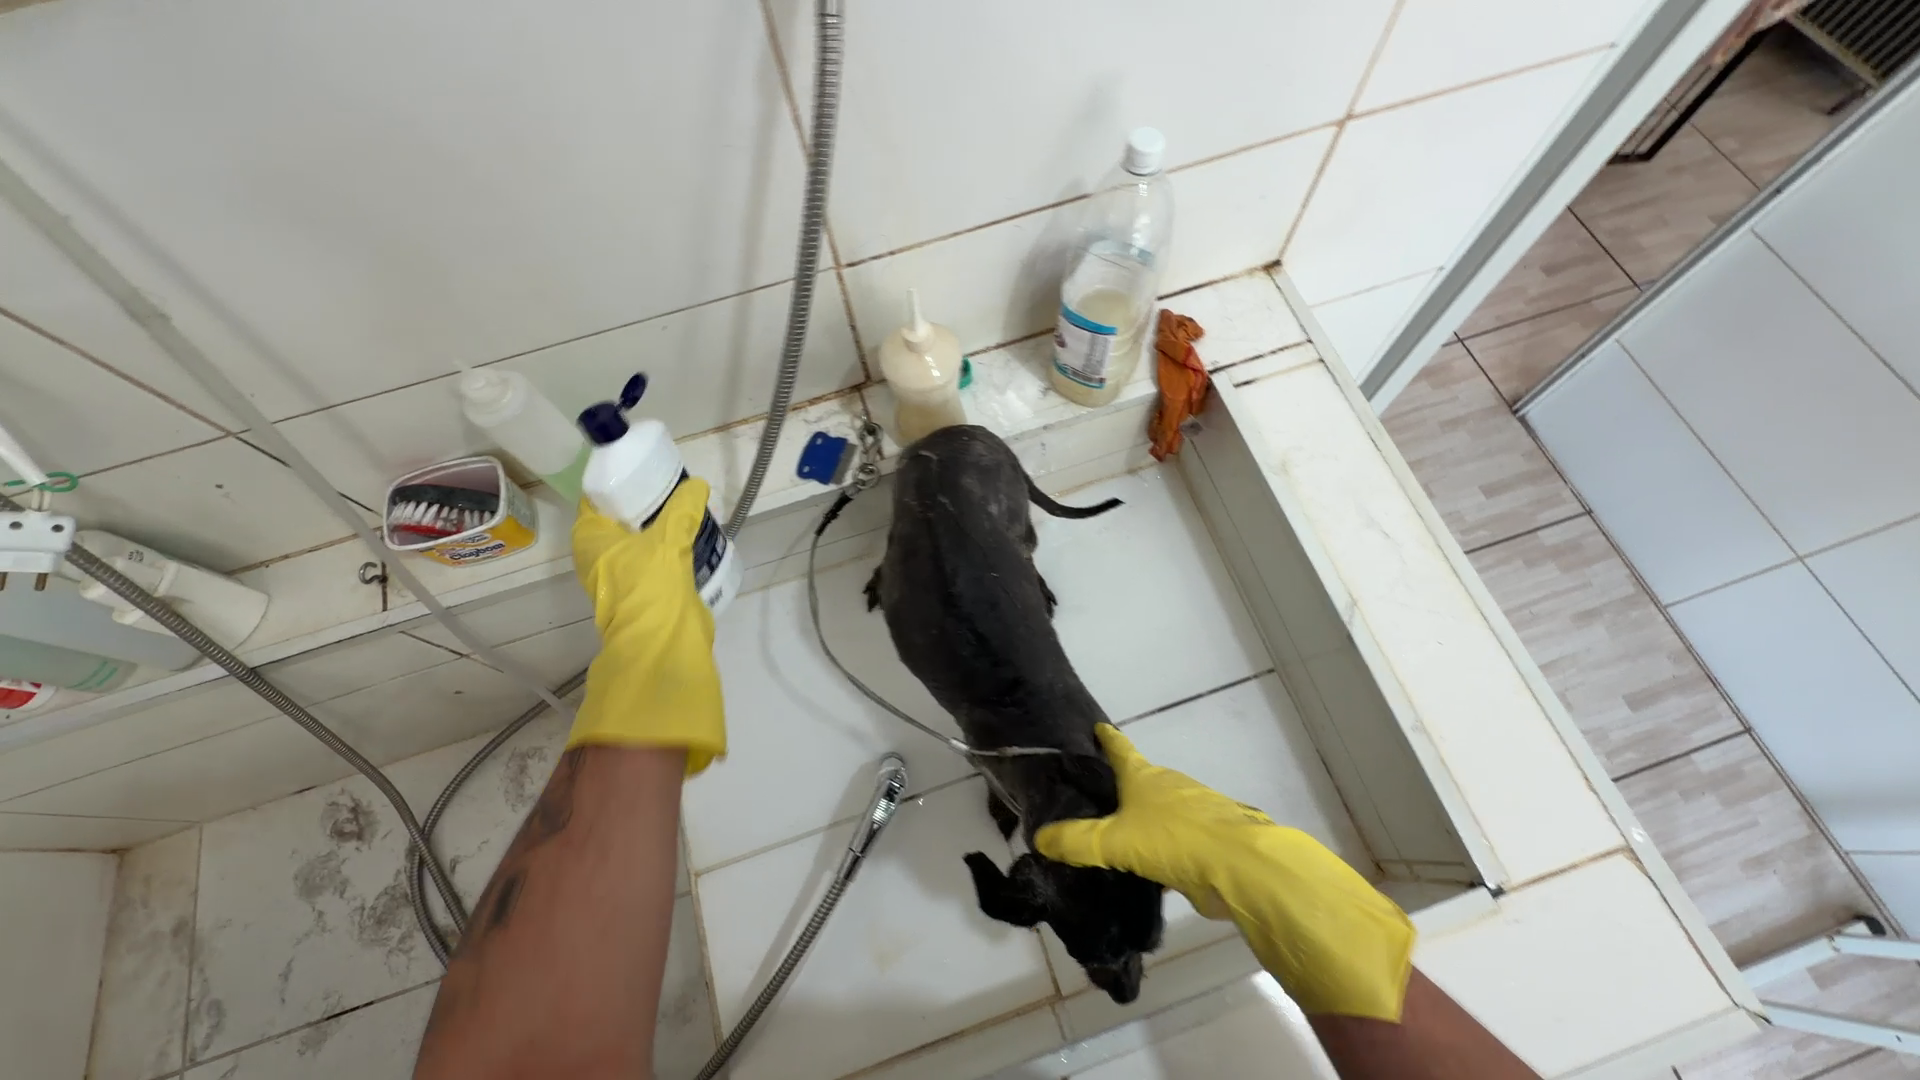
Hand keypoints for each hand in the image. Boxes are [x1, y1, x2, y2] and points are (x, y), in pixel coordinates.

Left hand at [568, 480, 725, 773]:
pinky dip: (667, 546)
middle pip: (619, 517)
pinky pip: (652, 557)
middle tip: (672, 483)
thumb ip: (684, 508)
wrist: (661, 642)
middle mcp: (597, 555)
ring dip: (658, 525)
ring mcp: (619, 575)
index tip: (645, 464)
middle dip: (644, 501)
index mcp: (590, 537)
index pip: (597, 496)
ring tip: (685, 506)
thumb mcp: (669, 538)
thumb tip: (697, 485)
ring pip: (637, 538)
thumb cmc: (650, 585)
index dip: (618, 478)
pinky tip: (690, 535)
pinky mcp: (642, 590)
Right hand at [1036, 724, 1414, 1020]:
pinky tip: (1148, 869)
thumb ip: (1077, 841)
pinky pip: (1176, 842)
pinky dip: (1162, 850)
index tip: (1098, 726)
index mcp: (1145, 777)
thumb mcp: (1115, 841)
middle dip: (1122, 788)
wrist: (1240, 867)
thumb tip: (1039, 838)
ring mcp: (1194, 813)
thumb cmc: (1174, 839)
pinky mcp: (1209, 843)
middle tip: (1095, 798)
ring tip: (1117, 838)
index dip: (1107, 739)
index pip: (1121, 749)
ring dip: (1143, 822)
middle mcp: (1170, 787)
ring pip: (1160, 813)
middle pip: (1141, 781)